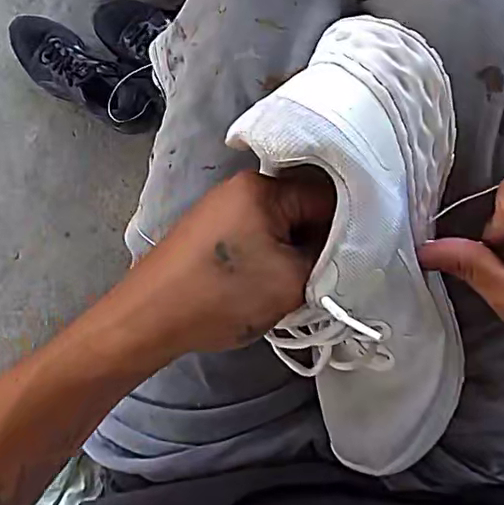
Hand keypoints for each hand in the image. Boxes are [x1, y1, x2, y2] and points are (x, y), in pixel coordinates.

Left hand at [110, 168, 333, 360]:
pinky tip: (263, 286)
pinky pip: (253, 236)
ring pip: (277, 226)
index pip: (327, 197)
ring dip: (291, 254)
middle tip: (322, 280)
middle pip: (301, 209)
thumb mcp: (290, 281)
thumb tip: (338, 248)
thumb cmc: (220, 296)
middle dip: (316, 243)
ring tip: (291, 288)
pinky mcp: (207, 230)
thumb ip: (328, 259)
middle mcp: (238, 187)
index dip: (348, 230)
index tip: (355, 262)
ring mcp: (219, 207)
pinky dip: (266, 258)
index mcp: (261, 187)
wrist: (148, 318)